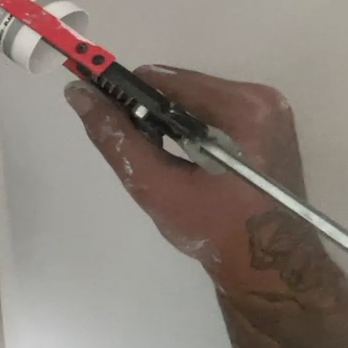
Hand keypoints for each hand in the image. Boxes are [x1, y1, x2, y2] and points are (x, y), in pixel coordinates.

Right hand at [64, 65, 324, 294]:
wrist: (270, 267)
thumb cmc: (213, 228)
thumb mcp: (154, 183)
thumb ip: (114, 136)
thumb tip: (77, 92)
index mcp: (241, 106)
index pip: (160, 80)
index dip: (126, 97)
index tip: (109, 121)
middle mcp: (260, 98)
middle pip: (177, 86)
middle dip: (148, 112)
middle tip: (141, 151)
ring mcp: (268, 110)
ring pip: (189, 97)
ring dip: (165, 120)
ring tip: (160, 158)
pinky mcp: (268, 124)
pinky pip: (209, 109)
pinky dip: (186, 126)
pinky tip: (182, 157)